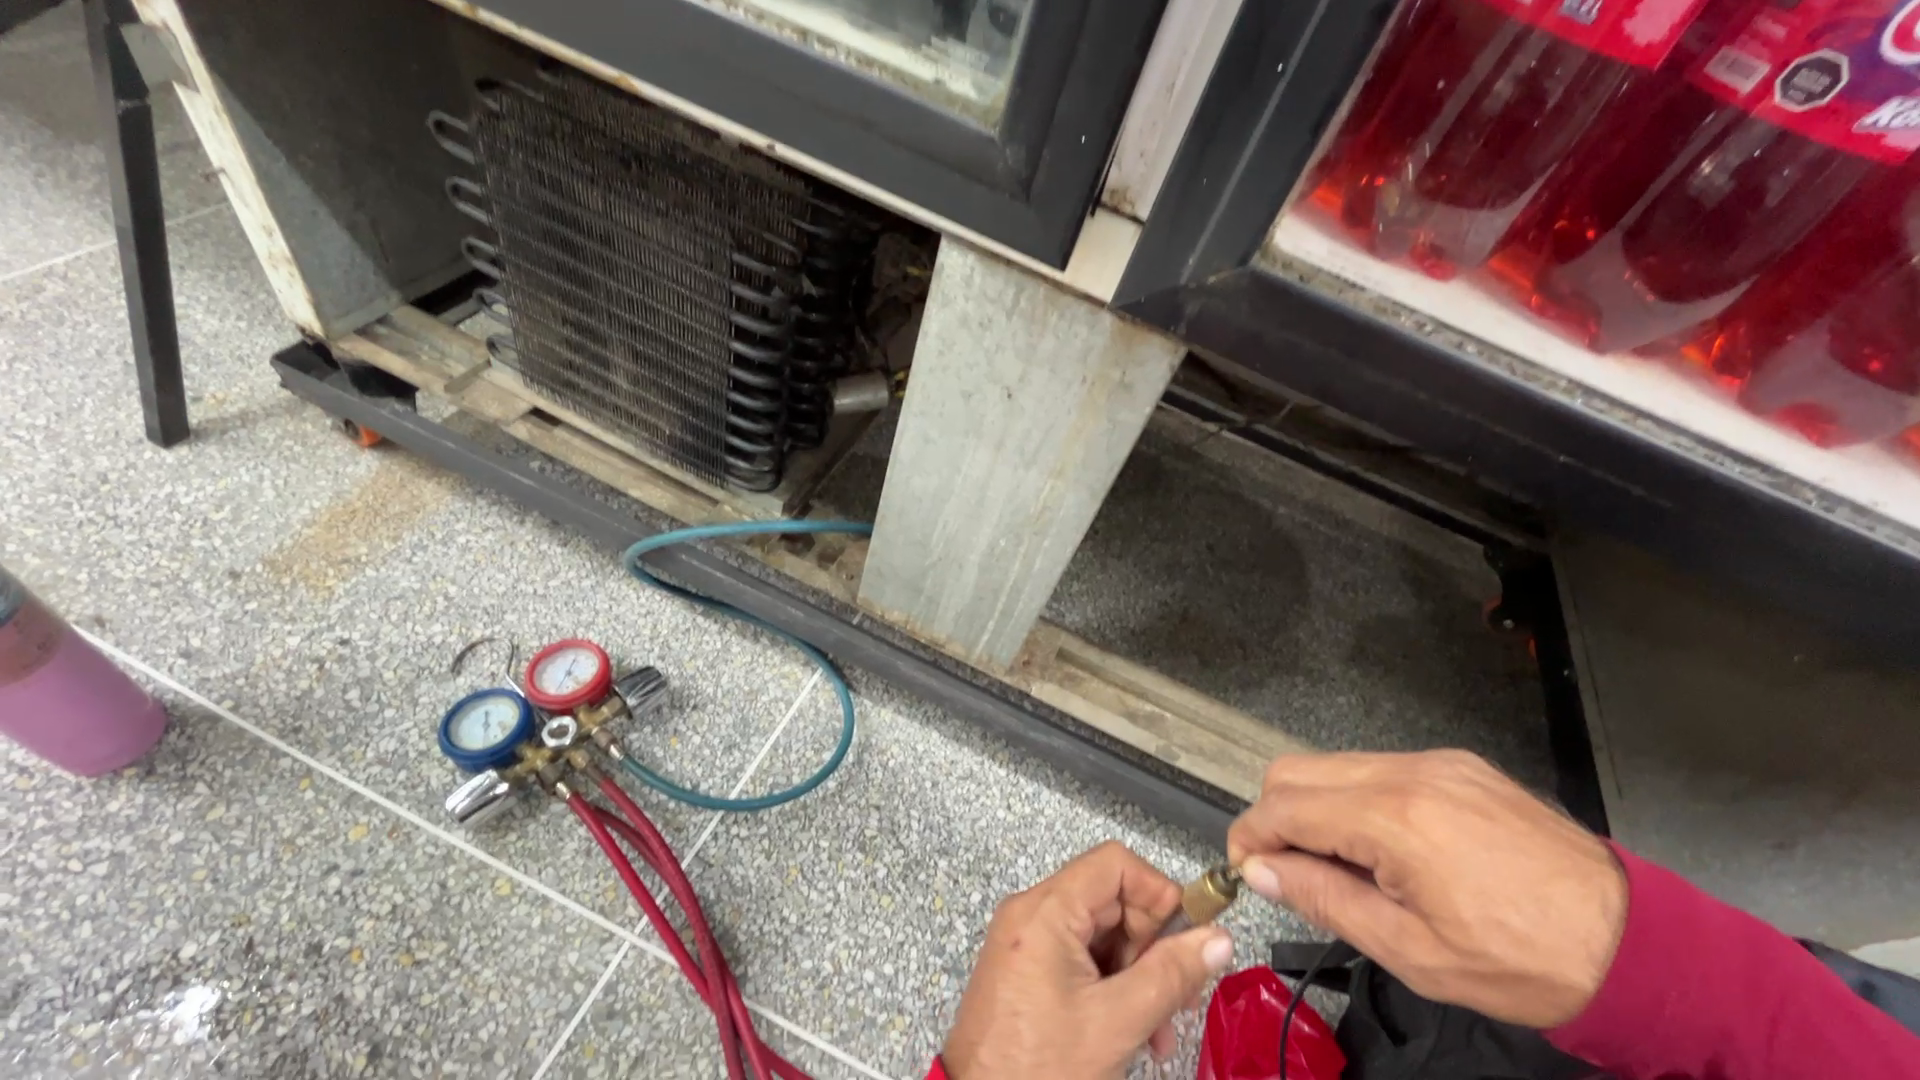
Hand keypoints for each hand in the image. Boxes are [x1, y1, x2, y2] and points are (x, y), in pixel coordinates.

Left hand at [943, 841, 1236, 1078]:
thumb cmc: (1037, 1069)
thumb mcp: (1116, 1021)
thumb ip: (1171, 975)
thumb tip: (1218, 939)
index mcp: (1046, 910)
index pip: (1115, 863)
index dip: (1159, 894)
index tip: (1186, 940)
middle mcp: (1031, 913)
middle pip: (1112, 898)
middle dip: (1152, 945)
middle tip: (1179, 996)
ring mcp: (1027, 941)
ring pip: (1102, 933)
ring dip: (1138, 974)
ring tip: (1158, 1029)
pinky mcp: (1027, 969)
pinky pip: (1082, 957)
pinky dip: (1113, 985)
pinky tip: (1133, 1029)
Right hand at [1227, 750, 1626, 1028]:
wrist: (1637, 945)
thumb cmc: (1521, 962)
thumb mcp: (1411, 950)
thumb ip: (1324, 899)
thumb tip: (1261, 870)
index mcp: (1392, 819)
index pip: (1282, 806)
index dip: (1249, 838)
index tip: (1248, 872)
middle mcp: (1408, 771)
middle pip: (1294, 770)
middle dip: (1274, 817)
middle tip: (1289, 871)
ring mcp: (1437, 762)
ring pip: (1334, 765)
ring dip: (1315, 808)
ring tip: (1343, 865)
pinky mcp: (1459, 765)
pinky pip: (1378, 768)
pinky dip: (1357, 800)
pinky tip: (1385, 847)